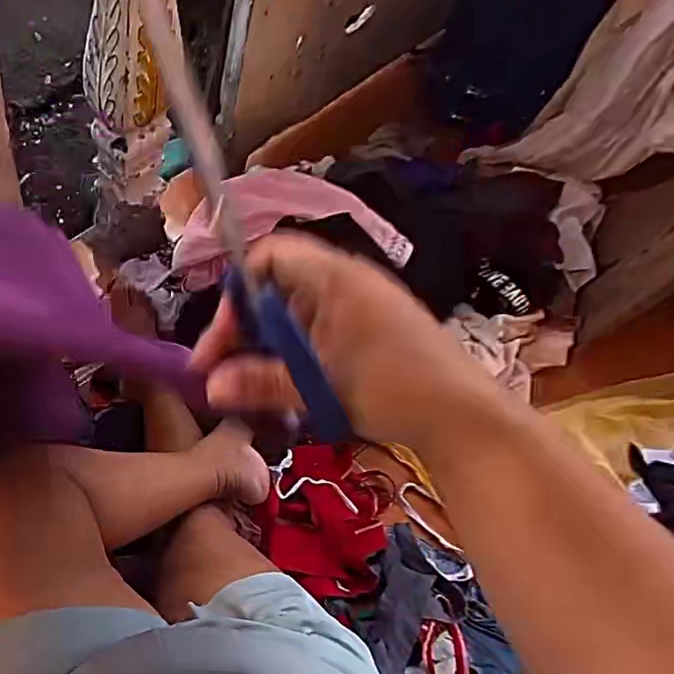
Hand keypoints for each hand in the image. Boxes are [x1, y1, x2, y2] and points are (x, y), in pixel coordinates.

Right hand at [187, 233, 502, 447]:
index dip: (238, 293)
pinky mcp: (371, 338)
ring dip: (271, 355)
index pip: (268, 257)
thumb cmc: (394, 388)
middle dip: (248, 334)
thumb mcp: (320, 386)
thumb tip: (211, 386)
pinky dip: (299, 364)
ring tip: (256, 393)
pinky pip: (320, 341)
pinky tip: (292, 396)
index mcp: (335, 278)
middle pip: (278, 294)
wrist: (463, 416)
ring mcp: (361, 311)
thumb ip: (263, 382)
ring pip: (297, 323)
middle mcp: (347, 285)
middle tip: (226, 376)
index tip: (223, 340)